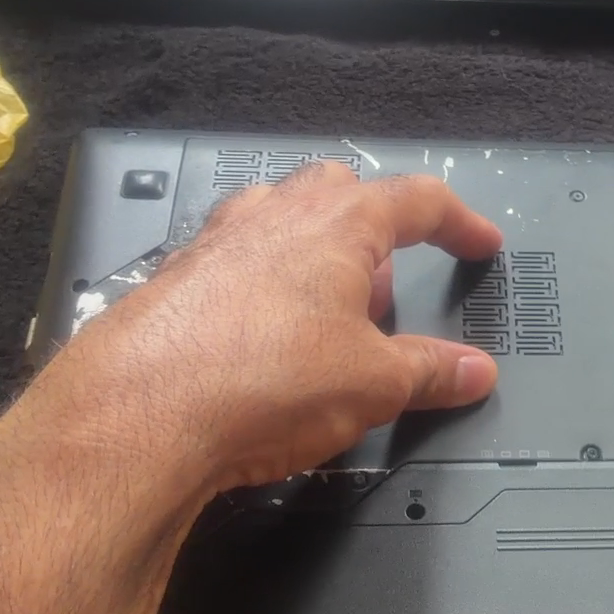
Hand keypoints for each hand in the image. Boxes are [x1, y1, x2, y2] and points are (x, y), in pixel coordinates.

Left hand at [0, 162, 504, 524]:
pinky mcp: (174, 282)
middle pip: (341, 193)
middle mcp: (274, 217)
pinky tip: (266, 340)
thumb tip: (477, 373)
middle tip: (387, 288)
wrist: (132, 420)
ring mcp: (217, 243)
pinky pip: (238, 262)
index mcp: (336, 224)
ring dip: (319, 255)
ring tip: (329, 316)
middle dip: (376, 230)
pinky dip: (268, 287)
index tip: (482, 244)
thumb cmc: (266, 381)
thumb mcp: (374, 384)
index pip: (418, 201)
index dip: (460, 223)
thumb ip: (433, 371)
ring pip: (283, 222)